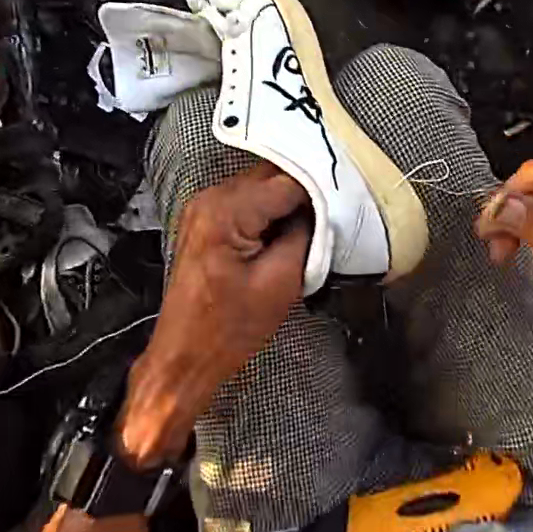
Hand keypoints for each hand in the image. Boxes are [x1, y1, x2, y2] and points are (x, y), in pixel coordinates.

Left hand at [117, 163, 310, 467]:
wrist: (186, 356)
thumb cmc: (228, 329)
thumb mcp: (282, 281)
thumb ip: (306, 235)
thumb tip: (321, 210)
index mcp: (225, 211)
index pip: (287, 180)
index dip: (321, 191)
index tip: (346, 204)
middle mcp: (209, 198)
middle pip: (271, 175)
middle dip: (305, 192)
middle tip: (332, 216)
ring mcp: (204, 208)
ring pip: (261, 186)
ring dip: (288, 203)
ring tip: (311, 228)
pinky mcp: (206, 221)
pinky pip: (247, 202)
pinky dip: (270, 213)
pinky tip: (285, 234)